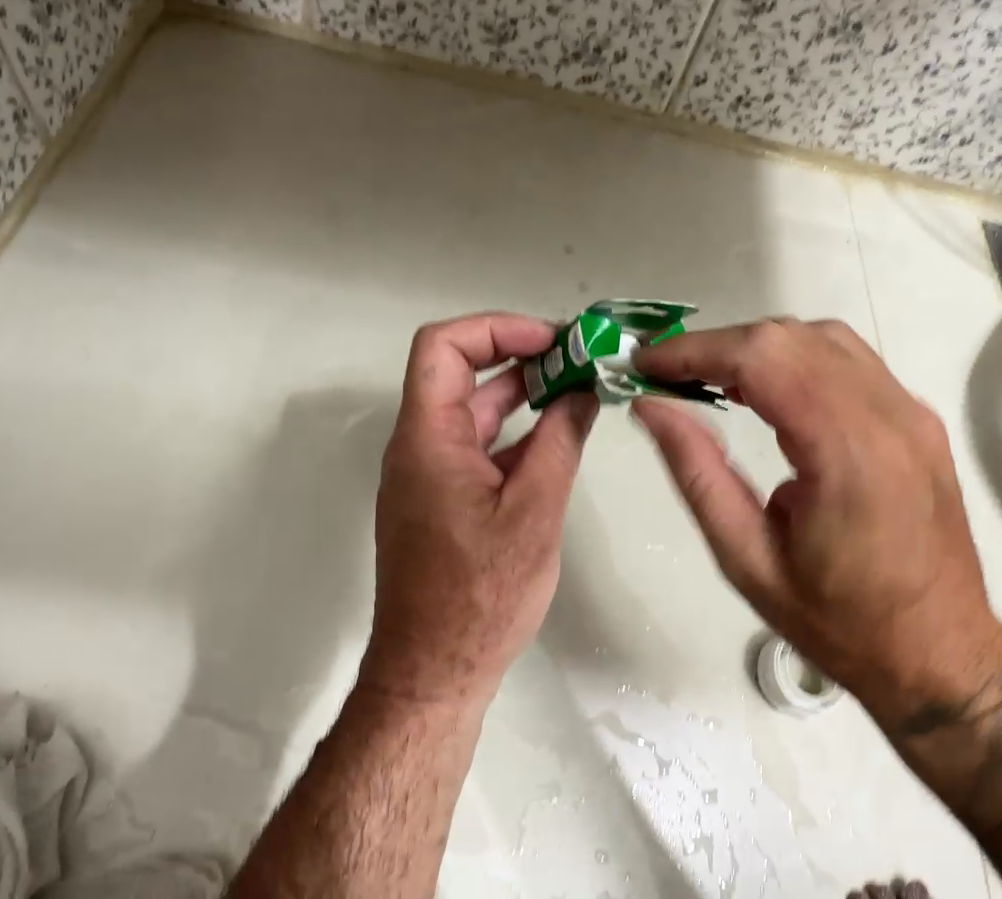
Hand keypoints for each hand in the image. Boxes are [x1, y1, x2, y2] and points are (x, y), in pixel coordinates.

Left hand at [361, 313, 598, 707]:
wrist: (433, 672)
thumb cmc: (480, 595)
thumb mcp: (534, 513)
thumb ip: (559, 442)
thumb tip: (584, 391)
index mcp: (428, 438)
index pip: (444, 347)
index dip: (496, 328)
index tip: (553, 340)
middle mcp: (418, 447)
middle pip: (459, 374)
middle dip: (520, 356)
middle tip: (581, 358)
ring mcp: (426, 476)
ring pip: (471, 413)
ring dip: (521, 396)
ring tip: (579, 389)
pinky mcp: (439, 503)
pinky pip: (475, 449)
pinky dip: (513, 435)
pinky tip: (557, 439)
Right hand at [631, 318, 1001, 726]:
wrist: (939, 655)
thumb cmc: (837, 622)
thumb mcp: (746, 558)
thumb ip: (696, 472)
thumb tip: (650, 407)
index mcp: (847, 452)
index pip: (762, 358)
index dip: (695, 350)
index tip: (644, 364)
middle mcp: (889, 415)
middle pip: (791, 338)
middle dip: (720, 346)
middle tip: (669, 376)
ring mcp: (912, 413)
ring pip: (824, 338)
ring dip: (759, 347)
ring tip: (712, 381)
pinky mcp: (919, 420)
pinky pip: (851, 361)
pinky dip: (797, 358)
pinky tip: (767, 391)